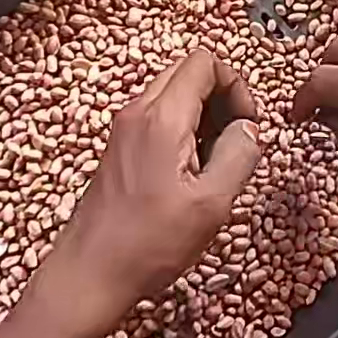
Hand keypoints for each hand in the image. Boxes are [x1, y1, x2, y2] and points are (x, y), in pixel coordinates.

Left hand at [0, 49, 258, 337]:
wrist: (88, 275)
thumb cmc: (147, 245)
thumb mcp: (211, 204)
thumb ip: (239, 155)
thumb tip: (249, 130)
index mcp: (162, 118)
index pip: (204, 63)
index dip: (236, 86)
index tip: (246, 125)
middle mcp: (137, 113)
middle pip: (188, 73)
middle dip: (221, 98)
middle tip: (234, 140)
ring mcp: (124, 130)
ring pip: (173, 96)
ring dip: (203, 116)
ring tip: (213, 162)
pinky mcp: (120, 149)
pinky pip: (159, 119)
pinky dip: (183, 131)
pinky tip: (190, 174)